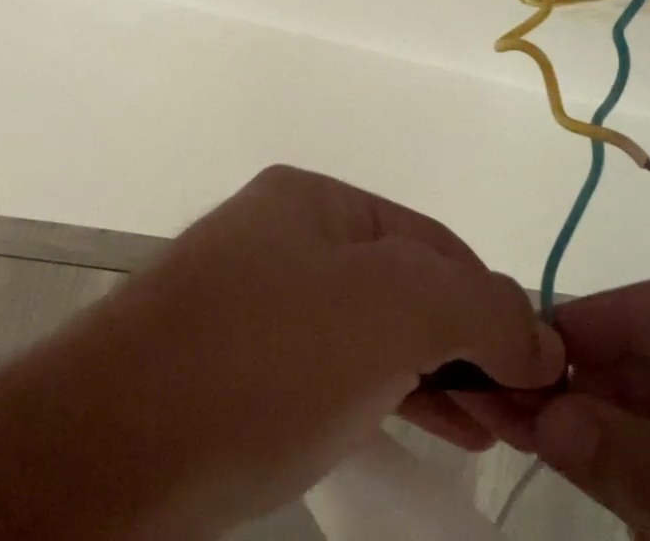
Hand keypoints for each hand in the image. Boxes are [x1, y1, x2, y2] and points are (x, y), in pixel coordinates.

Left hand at [94, 164, 565, 522]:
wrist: (108, 446)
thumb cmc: (265, 357)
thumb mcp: (394, 310)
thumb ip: (481, 308)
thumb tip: (541, 337)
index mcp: (315, 203)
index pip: (435, 242)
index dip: (495, 300)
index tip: (538, 370)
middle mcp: (282, 241)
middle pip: (404, 287)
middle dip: (467, 345)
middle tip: (516, 412)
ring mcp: (254, 309)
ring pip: (369, 336)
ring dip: (432, 376)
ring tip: (484, 431)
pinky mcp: (234, 373)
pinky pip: (330, 375)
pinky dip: (382, 397)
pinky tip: (418, 429)